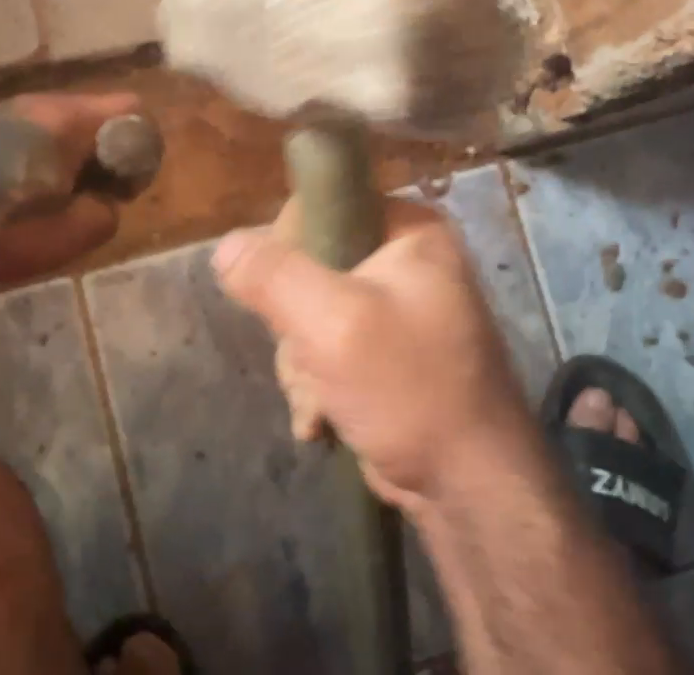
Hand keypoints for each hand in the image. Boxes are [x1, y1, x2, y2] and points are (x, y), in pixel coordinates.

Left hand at [0, 91, 143, 282]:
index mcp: (65, 121)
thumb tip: (103, 203)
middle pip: (94, 118)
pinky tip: (8, 203)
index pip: (132, 111)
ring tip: (47, 208)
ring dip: (66, 164)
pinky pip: (22, 140)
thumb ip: (103, 214)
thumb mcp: (65, 237)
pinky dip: (33, 165)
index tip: (123, 191)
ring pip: (55, 131)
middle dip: (103, 159)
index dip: (141, 150)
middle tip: (87, 204)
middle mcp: (34, 106)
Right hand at [214, 198, 536, 506]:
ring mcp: (397, 311)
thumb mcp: (334, 323)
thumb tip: (225, 244)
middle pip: (308, 270)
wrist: (468, 484)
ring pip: (310, 318)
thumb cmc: (409, 388)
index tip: (280, 299)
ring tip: (320, 406)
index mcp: (408, 230)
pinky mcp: (387, 356)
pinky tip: (323, 421)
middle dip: (296, 331)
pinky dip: (318, 387)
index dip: (287, 252)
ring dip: (302, 368)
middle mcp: (406, 261)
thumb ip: (275, 275)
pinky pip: (328, 352)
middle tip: (309, 364)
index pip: (321, 209)